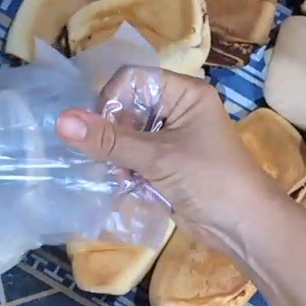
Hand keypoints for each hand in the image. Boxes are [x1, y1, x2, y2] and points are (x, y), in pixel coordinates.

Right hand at [56, 67, 282, 249]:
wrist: (243, 226)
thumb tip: (62, 121)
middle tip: (110, 160)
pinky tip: (126, 188)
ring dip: (118, 158)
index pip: (133, 80)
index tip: (101, 131)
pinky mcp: (167, 168)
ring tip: (121, 178)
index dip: (111, 100)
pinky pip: (135, 161)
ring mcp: (172, 141)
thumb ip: (110, 141)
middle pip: (127, 109)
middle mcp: (178, 111)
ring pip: (128, 138)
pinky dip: (126, 173)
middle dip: (113, 135)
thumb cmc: (209, 180)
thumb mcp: (158, 157)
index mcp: (185, 94)